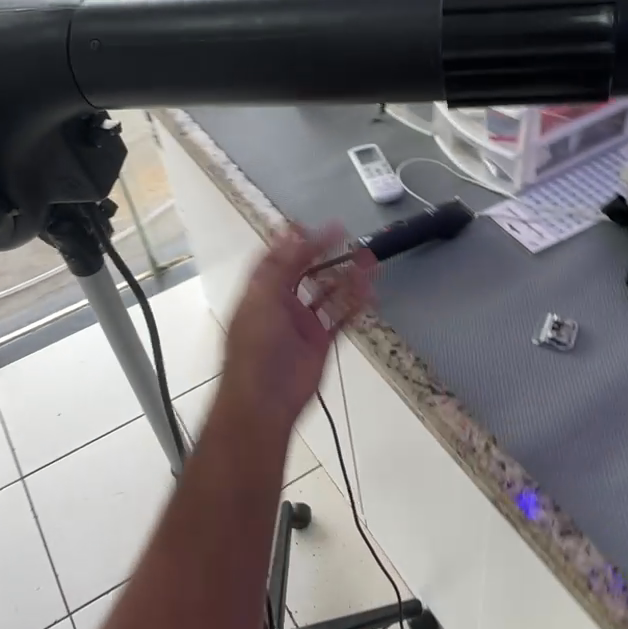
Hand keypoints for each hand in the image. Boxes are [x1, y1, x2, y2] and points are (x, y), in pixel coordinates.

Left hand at [218, 224, 374, 434]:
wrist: (264, 401)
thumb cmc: (256, 349)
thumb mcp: (262, 300)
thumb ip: (279, 266)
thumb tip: (291, 231)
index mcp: (262, 292)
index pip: (281, 259)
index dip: (300, 241)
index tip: (323, 226)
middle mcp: (282, 304)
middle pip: (308, 272)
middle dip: (328, 255)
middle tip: (352, 240)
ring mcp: (302, 324)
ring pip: (329, 293)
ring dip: (348, 277)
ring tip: (370, 260)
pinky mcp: (320, 342)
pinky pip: (340, 318)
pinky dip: (355, 305)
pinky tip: (371, 292)